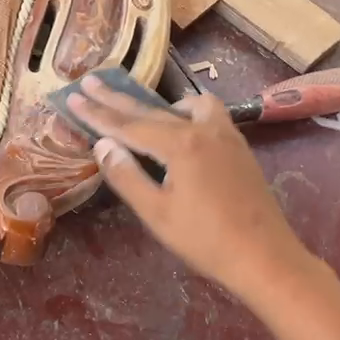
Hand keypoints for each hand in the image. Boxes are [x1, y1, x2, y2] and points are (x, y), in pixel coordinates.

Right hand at [67, 75, 310, 290]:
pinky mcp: (238, 147)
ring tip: (142, 111)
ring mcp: (225, 135)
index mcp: (179, 145)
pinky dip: (188, 112)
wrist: (266, 258)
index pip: (127, 125)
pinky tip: (183, 127)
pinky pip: (208, 114)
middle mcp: (202, 130)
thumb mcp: (156, 213)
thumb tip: (103, 145)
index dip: (97, 112)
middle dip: (117, 98)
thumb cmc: (206, 240)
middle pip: (151, 110)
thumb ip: (127, 176)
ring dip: (159, 104)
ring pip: (186, 105)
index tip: (73, 97)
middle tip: (89, 81)